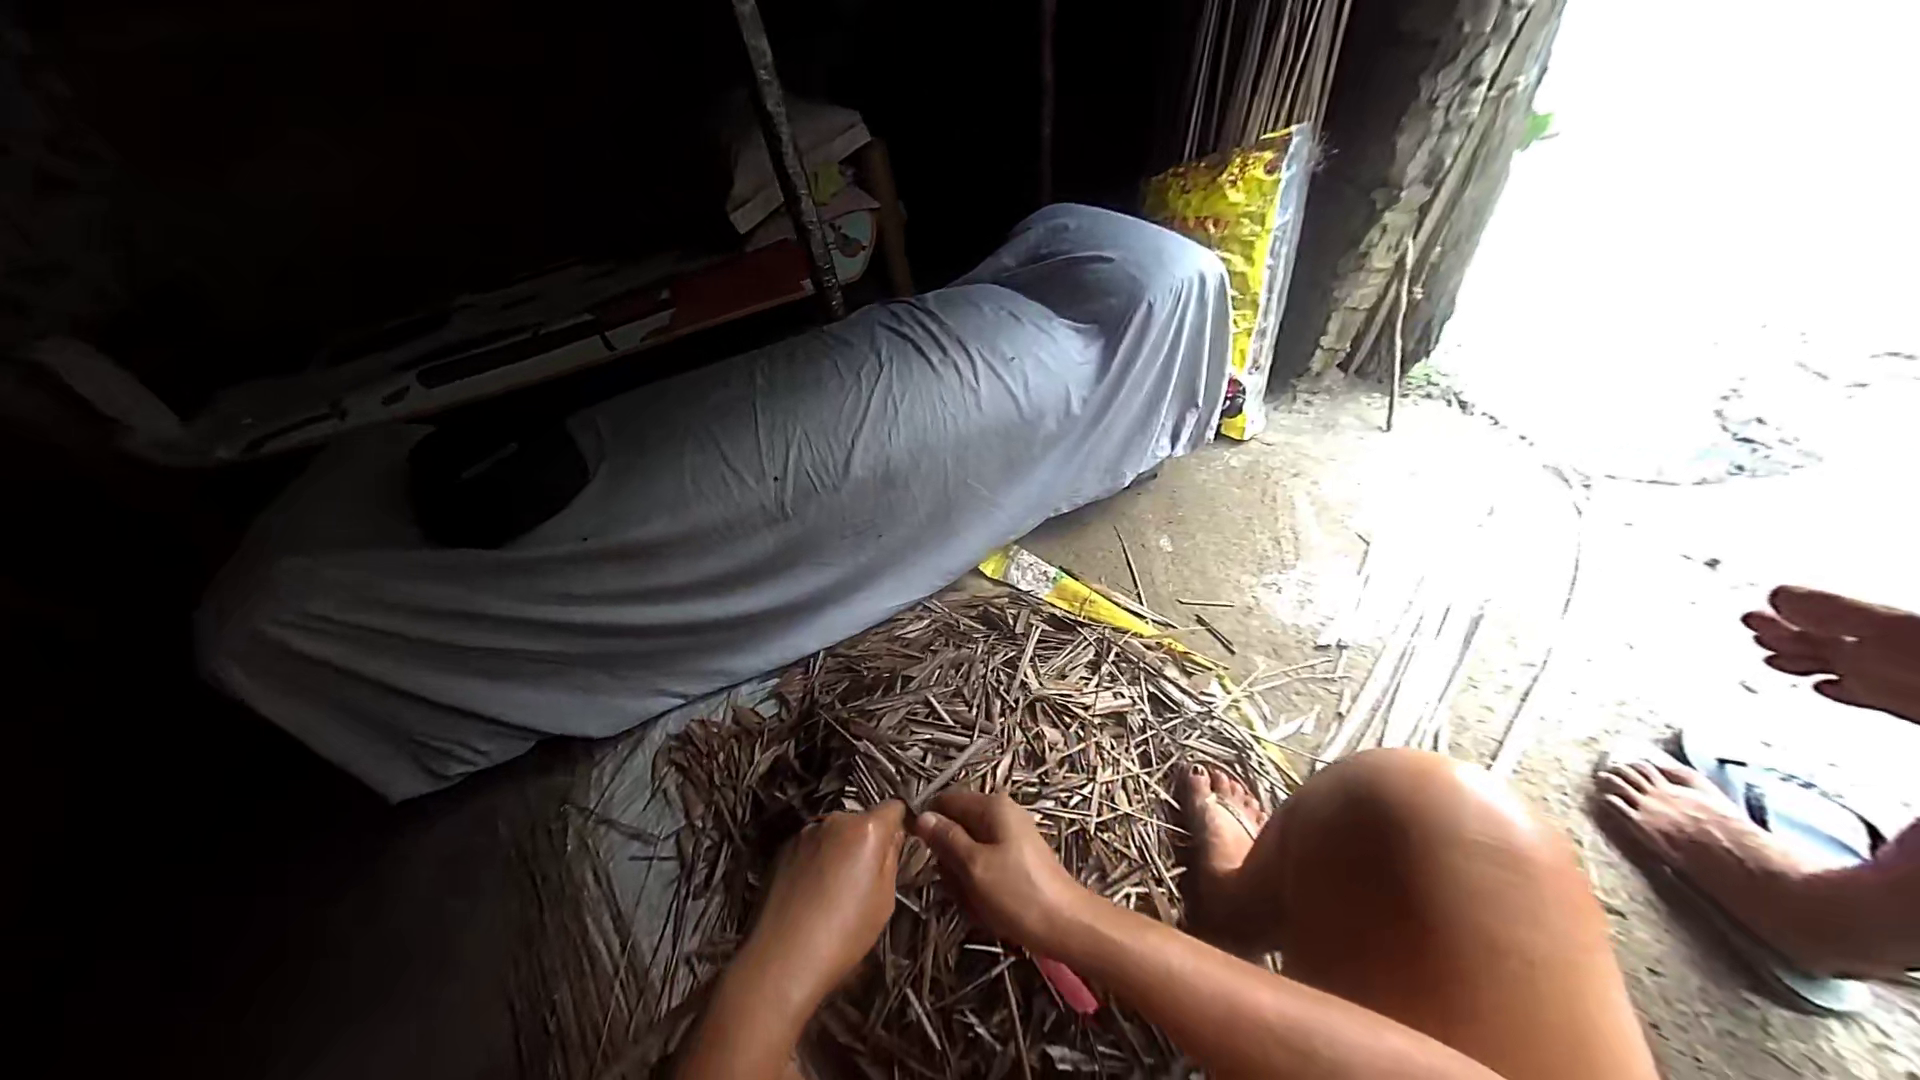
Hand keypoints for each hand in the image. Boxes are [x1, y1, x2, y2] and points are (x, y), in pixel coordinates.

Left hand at [740, 801, 906, 1007]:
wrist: (780, 959)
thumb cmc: (843, 933)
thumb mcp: (884, 900)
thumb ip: (891, 858)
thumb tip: (892, 837)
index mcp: (866, 829)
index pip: (894, 807)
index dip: (899, 825)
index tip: (896, 848)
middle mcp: (835, 820)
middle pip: (861, 821)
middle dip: (866, 841)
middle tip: (864, 877)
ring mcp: (806, 832)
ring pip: (835, 834)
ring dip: (840, 850)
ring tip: (833, 888)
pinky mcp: (783, 848)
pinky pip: (812, 846)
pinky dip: (817, 859)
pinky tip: (811, 892)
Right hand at [913, 791, 1092, 952]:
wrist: (1066, 927)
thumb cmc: (1018, 893)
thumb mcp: (974, 866)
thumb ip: (946, 838)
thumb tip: (922, 816)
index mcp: (992, 806)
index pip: (947, 801)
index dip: (930, 824)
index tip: (920, 852)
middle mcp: (1002, 814)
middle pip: (956, 828)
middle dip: (949, 860)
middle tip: (957, 887)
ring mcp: (1010, 838)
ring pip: (968, 853)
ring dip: (963, 879)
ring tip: (974, 901)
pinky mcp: (1016, 861)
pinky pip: (984, 868)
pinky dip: (979, 887)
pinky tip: (986, 908)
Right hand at [1744, 586, 1919, 723]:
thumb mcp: (1887, 628)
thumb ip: (1833, 610)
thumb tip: (1780, 594)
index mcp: (1874, 626)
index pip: (1818, 611)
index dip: (1789, 607)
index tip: (1764, 602)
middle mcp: (1883, 650)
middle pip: (1825, 638)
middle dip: (1788, 634)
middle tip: (1754, 627)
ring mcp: (1895, 679)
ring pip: (1838, 664)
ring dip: (1804, 660)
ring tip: (1775, 657)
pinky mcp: (1906, 705)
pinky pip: (1864, 694)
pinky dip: (1839, 689)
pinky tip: (1827, 688)